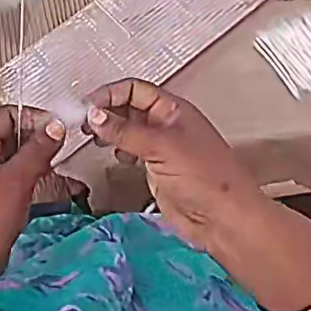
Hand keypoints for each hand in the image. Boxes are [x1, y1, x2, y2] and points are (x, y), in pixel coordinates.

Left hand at [0, 107, 68, 280]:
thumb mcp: (15, 181)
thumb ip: (37, 150)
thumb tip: (56, 126)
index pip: (6, 114)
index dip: (33, 117)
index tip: (59, 129)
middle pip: (9, 132)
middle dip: (36, 137)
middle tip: (62, 148)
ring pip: (12, 154)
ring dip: (35, 156)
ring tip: (57, 164)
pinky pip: (11, 173)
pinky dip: (28, 174)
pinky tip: (46, 180)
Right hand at [82, 79, 262, 247]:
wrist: (225, 221)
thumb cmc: (205, 178)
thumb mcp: (161, 147)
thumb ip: (124, 130)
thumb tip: (94, 115)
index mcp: (172, 110)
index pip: (134, 89)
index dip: (110, 94)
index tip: (88, 106)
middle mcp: (165, 124)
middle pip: (128, 107)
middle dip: (105, 112)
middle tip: (84, 122)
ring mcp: (160, 147)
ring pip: (127, 129)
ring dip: (108, 130)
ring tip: (93, 137)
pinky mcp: (155, 168)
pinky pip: (129, 150)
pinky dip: (117, 149)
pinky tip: (113, 155)